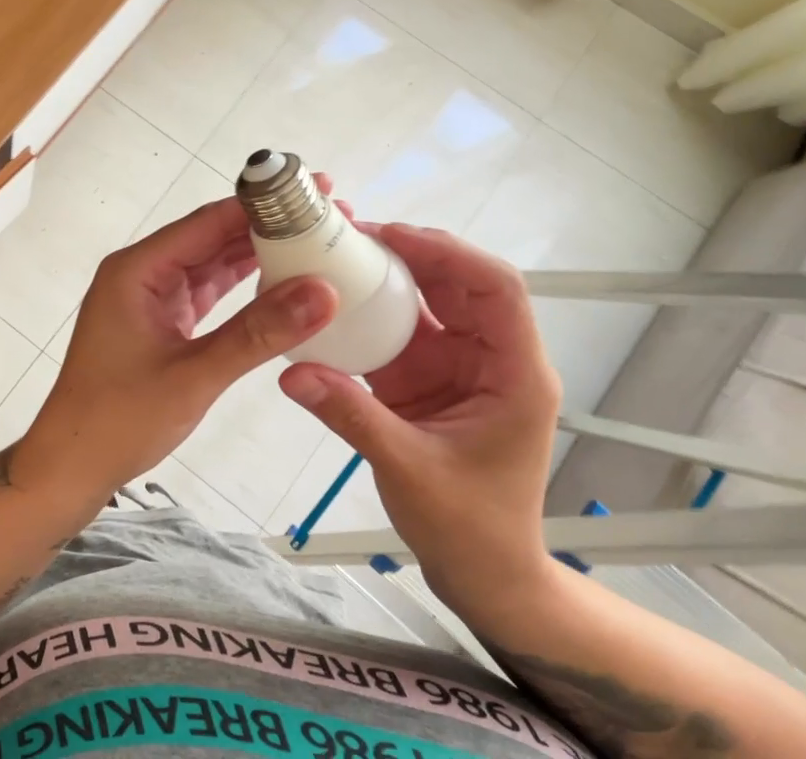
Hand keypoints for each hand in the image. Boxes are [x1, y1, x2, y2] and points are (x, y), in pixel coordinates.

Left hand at [13, 196, 338, 499]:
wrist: (72, 463)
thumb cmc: (119, 419)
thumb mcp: (194, 375)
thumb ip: (258, 333)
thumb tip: (325, 291)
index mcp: (136, 271)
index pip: (207, 223)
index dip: (263, 205)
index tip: (318, 190)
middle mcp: (141, 274)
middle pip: (211, 237)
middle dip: (268, 227)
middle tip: (332, 215)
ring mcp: (150, 298)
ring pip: (212, 264)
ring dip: (259, 256)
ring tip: (319, 243)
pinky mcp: (161, 323)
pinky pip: (207, 293)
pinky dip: (242, 287)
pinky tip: (284, 282)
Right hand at [277, 224, 560, 601]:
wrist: (483, 570)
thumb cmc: (470, 526)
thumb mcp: (409, 469)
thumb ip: (352, 416)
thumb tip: (291, 372)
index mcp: (514, 373)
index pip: (495, 289)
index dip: (448, 254)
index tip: (390, 235)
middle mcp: (489, 359)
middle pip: (459, 284)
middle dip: (410, 253)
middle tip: (349, 237)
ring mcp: (457, 368)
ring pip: (426, 303)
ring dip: (386, 278)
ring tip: (335, 257)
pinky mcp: (426, 380)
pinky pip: (398, 333)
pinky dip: (367, 314)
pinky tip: (330, 303)